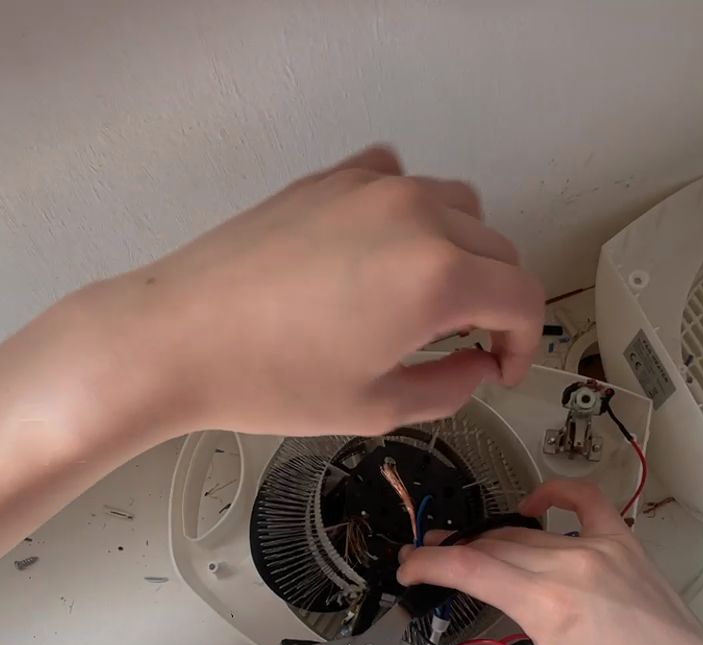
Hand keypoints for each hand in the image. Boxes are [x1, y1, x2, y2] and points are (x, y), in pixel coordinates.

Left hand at [77, 145, 544, 436]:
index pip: (523, 299)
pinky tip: (386, 251)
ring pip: (457, 208)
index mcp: (437, 277)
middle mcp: (414, 215)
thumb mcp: (376, 407)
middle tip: (467, 347)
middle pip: (498, 250)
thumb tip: (479, 368)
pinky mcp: (329, 180)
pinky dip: (412, 214)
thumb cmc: (269, 381)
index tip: (501, 370)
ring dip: (463, 255)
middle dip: (496, 305)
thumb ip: (450, 387)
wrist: (178, 339)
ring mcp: (370, 188)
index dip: (525, 344)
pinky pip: (398, 179)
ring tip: (428, 302)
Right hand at [397, 479, 702, 644]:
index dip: (428, 565)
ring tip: (467, 548)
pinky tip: (534, 507)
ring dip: (489, 540)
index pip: (469, 569)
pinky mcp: (623, 541)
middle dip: (451, 552)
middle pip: (491, 546)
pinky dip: (555, 495)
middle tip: (426, 562)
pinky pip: (585, 501)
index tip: (406, 570)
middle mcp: (567, 564)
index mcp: (544, 602)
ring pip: (525, 533)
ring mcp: (598, 546)